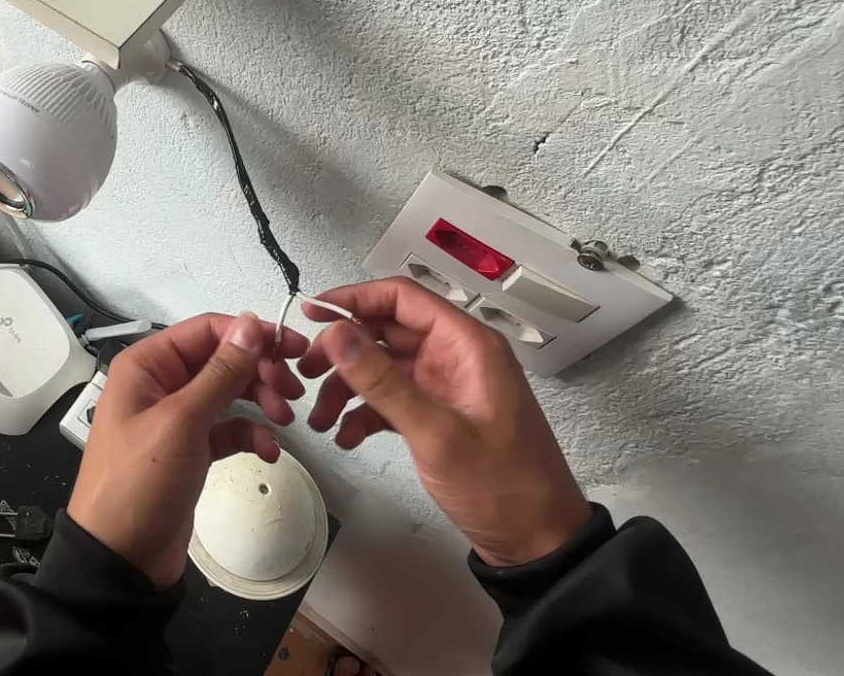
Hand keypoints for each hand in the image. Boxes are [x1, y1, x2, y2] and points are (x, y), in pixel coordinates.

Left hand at [68, 313, 309, 587]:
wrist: (121, 559)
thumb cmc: (139, 481)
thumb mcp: (183, 420)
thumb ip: (221, 371)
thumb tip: (251, 323)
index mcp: (148, 364)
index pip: (207, 329)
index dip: (251, 335)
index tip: (291, 349)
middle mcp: (160, 382)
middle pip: (221, 359)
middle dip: (260, 370)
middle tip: (292, 390)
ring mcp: (176, 417)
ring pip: (229, 392)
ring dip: (261, 401)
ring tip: (285, 419)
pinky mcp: (190, 449)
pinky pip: (228, 428)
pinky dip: (250, 434)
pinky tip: (268, 450)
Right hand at [298, 277, 591, 565]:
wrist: (538, 546)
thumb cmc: (502, 486)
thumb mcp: (436, 432)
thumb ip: (381, 380)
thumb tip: (335, 333)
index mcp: (465, 344)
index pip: (401, 297)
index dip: (354, 298)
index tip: (313, 311)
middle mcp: (453, 355)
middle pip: (384, 331)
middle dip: (342, 351)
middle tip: (306, 371)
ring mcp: (444, 384)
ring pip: (380, 367)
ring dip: (346, 388)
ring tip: (320, 418)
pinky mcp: (436, 412)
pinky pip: (388, 398)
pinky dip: (362, 413)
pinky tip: (345, 436)